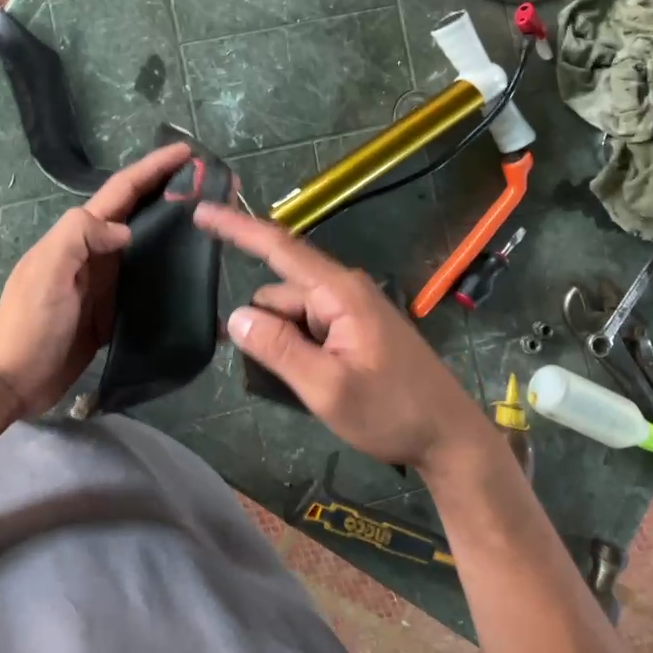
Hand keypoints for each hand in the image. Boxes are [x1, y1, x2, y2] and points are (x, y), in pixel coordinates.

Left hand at [0, 143, 193, 420]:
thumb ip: (79, 236)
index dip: (153, 169)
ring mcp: (105, 283)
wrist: (12, 381)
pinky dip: (172, 278)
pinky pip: (148, 287)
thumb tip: (128, 230)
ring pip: (148, 247)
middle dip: (173, 194)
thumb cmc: (28, 322)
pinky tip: (199, 285)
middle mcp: (96, 252)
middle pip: (140, 214)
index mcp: (79, 234)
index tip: (189, 152)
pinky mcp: (113, 314)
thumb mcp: (47, 269)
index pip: (122, 191)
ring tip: (217, 228)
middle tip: (218, 188)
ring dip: (177, 233)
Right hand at [195, 203, 491, 474]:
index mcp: (339, 292)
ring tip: (312, 389)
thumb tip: (235, 316)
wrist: (451, 440)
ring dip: (284, 346)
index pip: (278, 247)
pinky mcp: (353, 328)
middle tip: (291, 380)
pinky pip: (306, 328)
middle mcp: (342, 290)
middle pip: (277, 295)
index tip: (200, 212)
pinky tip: (315, 382)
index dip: (236, 228)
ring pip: (288, 315)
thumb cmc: (393, 413)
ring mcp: (349, 309)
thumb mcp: (328, 389)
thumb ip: (278, 349)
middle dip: (267, 331)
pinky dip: (298, 350)